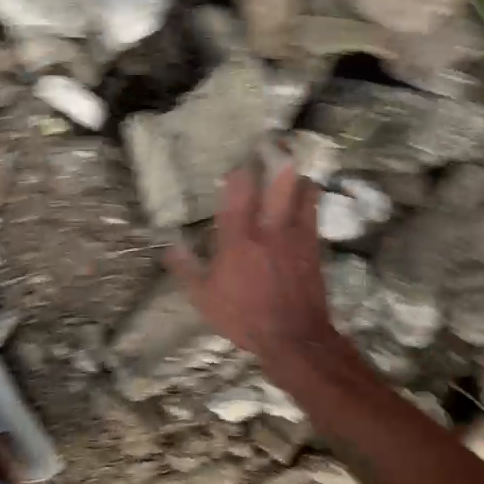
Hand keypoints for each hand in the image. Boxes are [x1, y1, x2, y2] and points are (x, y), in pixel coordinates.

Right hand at [165, 160, 338, 367]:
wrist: (294, 337)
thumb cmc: (244, 318)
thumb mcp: (204, 298)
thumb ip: (186, 269)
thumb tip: (168, 247)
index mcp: (239, 239)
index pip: (239, 189)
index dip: (238, 171)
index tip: (235, 166)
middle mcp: (270, 229)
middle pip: (281, 178)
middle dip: (278, 157)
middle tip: (273, 146)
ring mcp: (297, 235)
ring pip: (304, 190)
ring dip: (297, 177)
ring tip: (290, 172)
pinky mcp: (315, 247)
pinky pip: (314, 213)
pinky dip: (309, 201)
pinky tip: (305, 200)